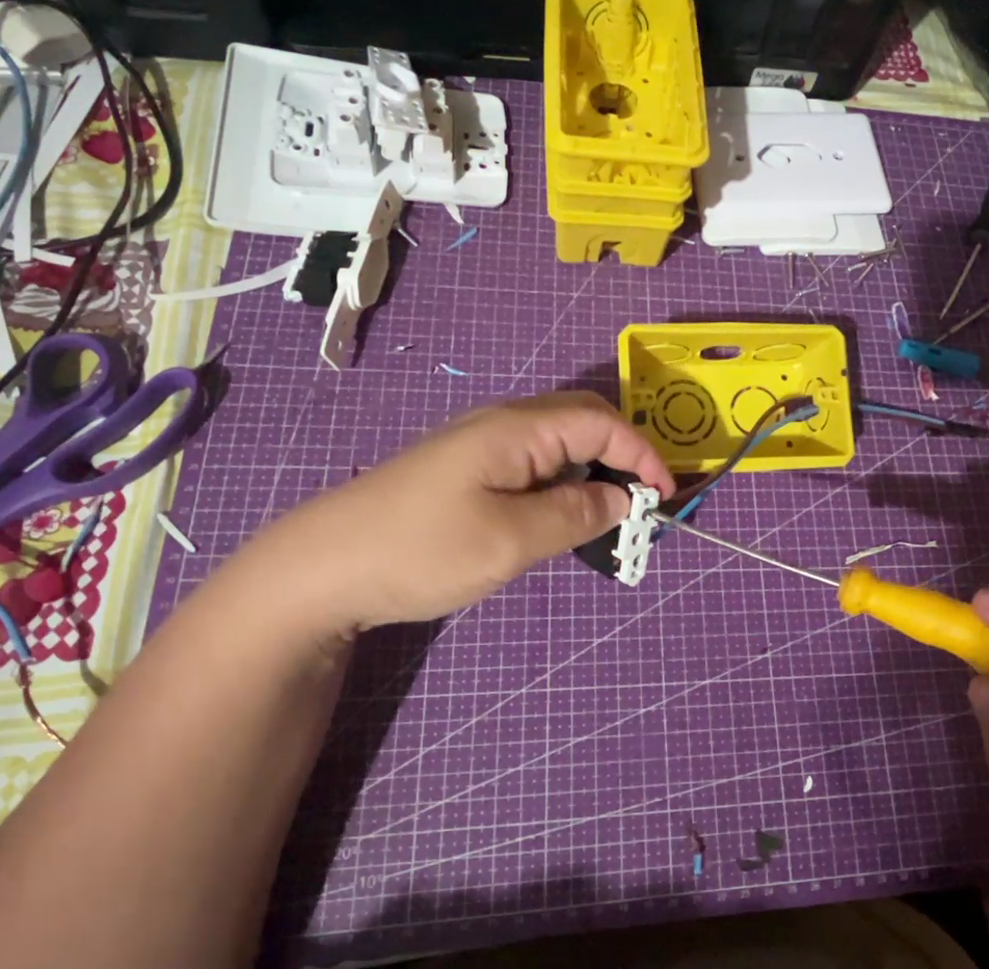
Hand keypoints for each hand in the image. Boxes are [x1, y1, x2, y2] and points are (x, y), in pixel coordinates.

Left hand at [228, 392, 672, 637]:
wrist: (322, 567)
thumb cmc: (422, 550)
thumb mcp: (511, 540)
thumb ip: (575, 514)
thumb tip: (621, 497)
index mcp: (519, 428)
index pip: (602, 422)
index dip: (643, 454)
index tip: (666, 498)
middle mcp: (502, 423)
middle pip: (582, 421)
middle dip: (623, 454)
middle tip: (643, 503)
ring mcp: (479, 445)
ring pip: (556, 442)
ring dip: (592, 469)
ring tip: (609, 514)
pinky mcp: (463, 470)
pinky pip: (532, 462)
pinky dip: (562, 481)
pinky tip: (557, 516)